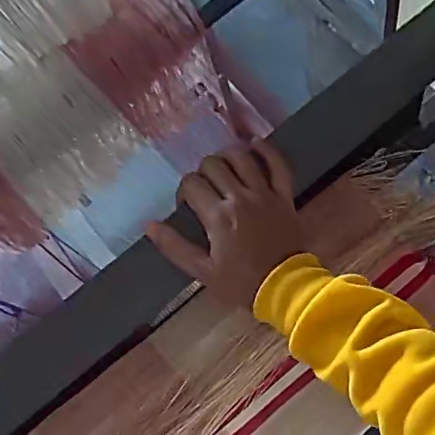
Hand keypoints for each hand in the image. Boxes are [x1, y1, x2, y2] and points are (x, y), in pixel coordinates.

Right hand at [145, 140, 313, 309]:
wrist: (285, 289)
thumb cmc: (242, 284)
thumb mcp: (204, 272)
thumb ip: (176, 247)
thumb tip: (150, 225)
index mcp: (218, 216)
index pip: (191, 184)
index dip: (184, 192)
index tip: (188, 206)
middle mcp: (240, 197)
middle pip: (213, 165)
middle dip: (202, 173)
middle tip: (205, 190)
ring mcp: (265, 194)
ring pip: (241, 157)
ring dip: (227, 156)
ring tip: (222, 166)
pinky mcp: (284, 197)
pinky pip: (278, 164)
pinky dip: (266, 151)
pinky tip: (255, 145)